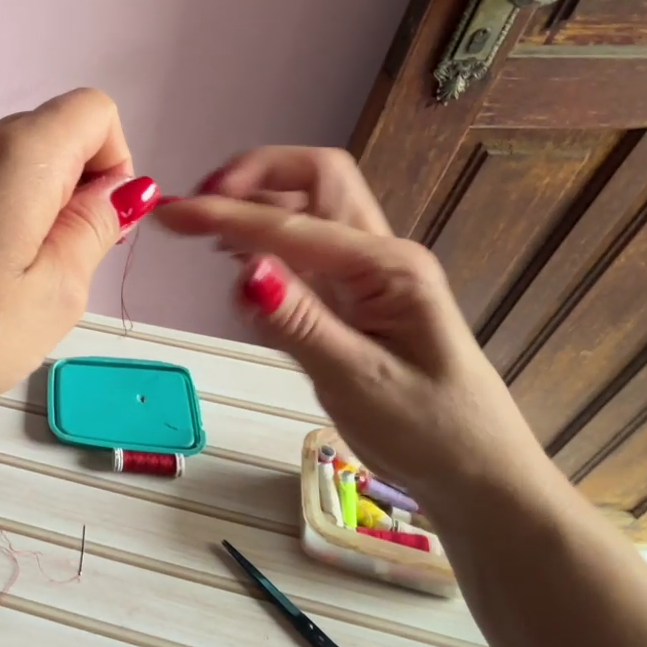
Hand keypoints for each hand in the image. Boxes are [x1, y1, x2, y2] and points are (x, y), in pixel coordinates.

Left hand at [0, 89, 135, 434]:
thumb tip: (120, 190)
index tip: (97, 226)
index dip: (115, 164)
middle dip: (77, 195)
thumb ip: (96, 228)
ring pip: (18, 172)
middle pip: (55, 139)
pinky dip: (0, 228)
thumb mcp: (56, 291)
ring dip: (39, 219)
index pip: (94, 112)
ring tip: (14, 287)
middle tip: (58, 269)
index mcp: (18, 154)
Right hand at [155, 148, 550, 510]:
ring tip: (203, 231)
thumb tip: (243, 272)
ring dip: (254, 201)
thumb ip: (298, 322)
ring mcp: (364, 272)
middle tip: (196, 204)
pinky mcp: (349, 294)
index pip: (290, 224)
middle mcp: (377, 254)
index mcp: (387, 268)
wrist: (478, 471)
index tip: (168, 214)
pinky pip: (301, 245)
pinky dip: (262, 237)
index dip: (225, 214)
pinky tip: (236, 261)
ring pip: (307, 204)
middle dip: (251, 175)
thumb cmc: (429, 431)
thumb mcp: (359, 381)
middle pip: (313, 177)